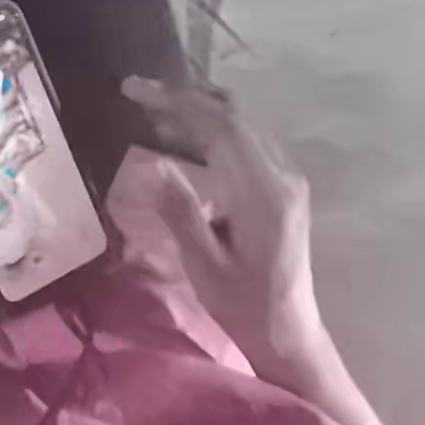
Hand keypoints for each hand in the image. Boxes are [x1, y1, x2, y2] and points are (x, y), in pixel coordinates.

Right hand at [121, 76, 319, 359]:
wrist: (288, 332)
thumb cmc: (243, 306)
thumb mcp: (204, 264)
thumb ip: (180, 210)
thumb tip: (152, 164)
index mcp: (264, 192)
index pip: (221, 125)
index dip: (177, 101)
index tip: (135, 92)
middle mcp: (282, 174)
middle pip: (233, 114)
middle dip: (183, 96)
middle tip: (138, 91)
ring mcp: (285, 177)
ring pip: (241, 122)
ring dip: (197, 107)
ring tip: (152, 104)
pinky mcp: (280, 185)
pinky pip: (244, 138)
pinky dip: (211, 125)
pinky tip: (183, 131)